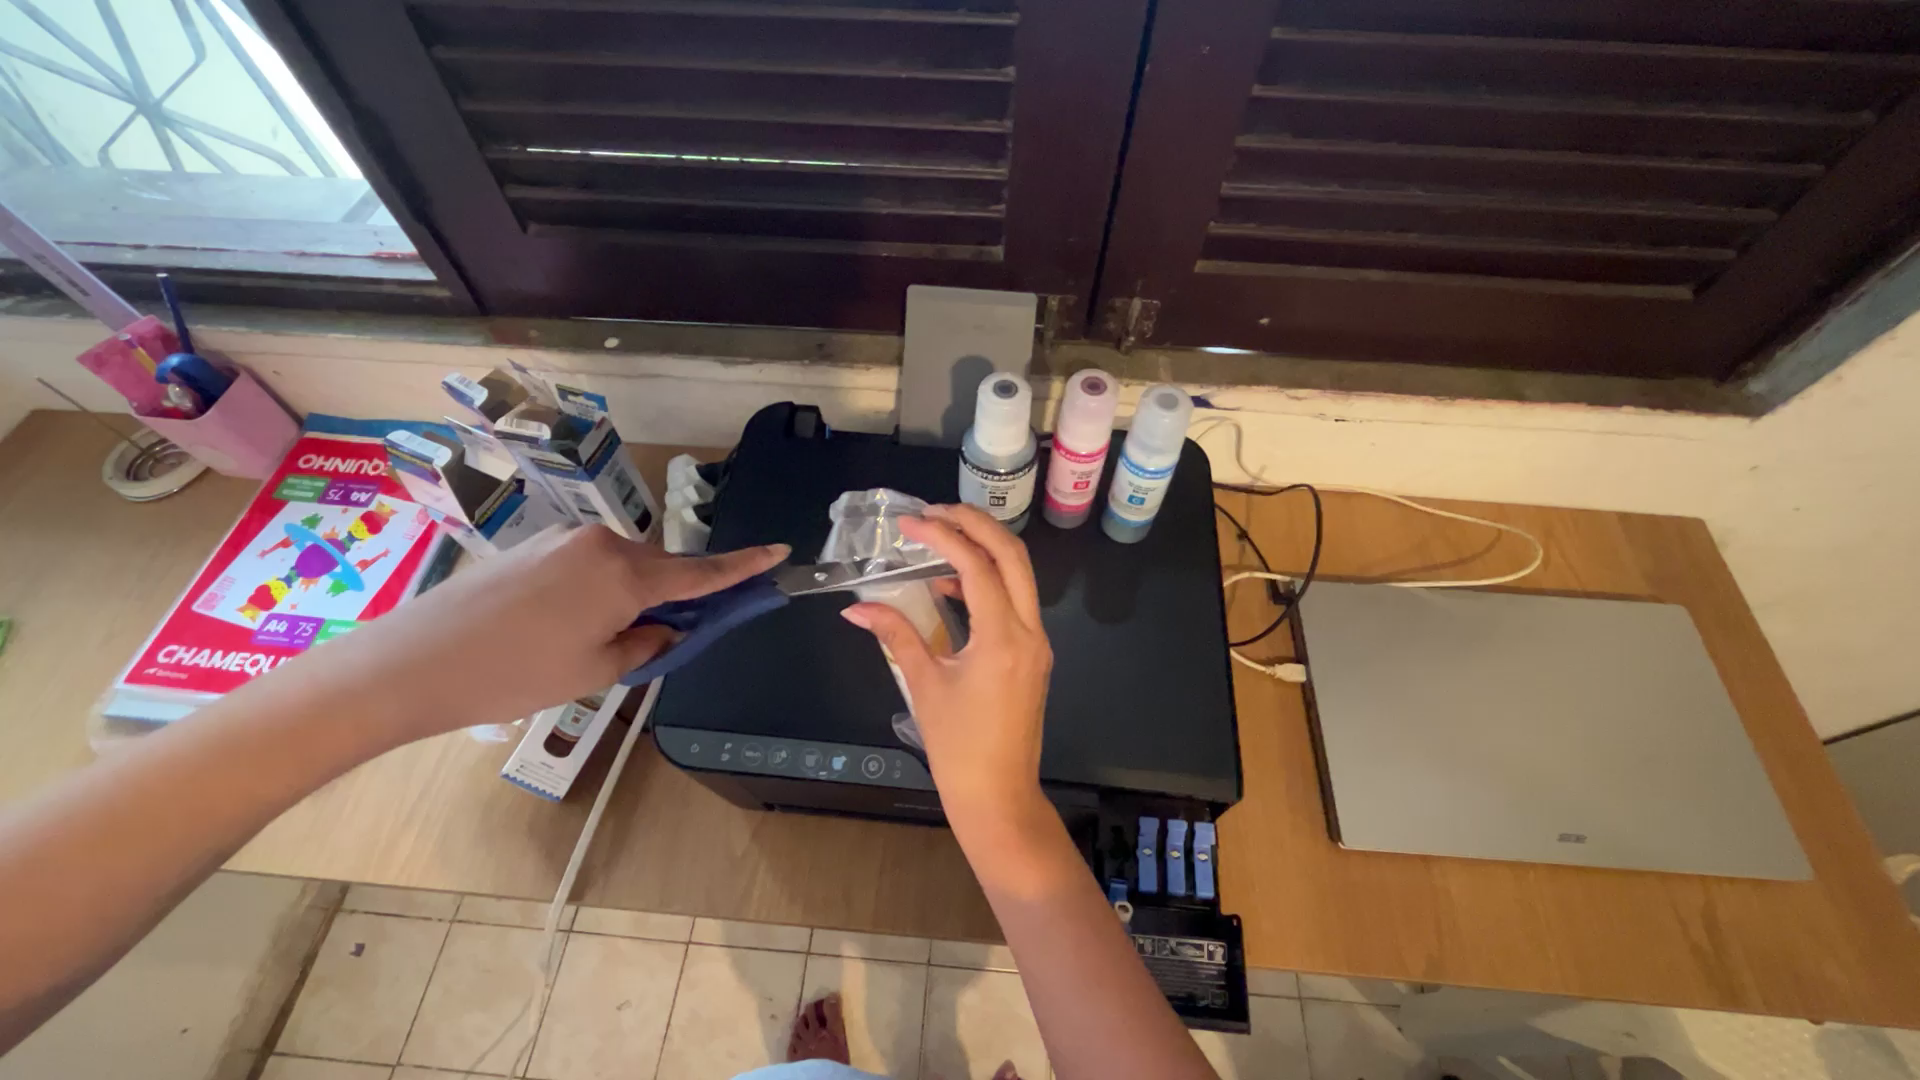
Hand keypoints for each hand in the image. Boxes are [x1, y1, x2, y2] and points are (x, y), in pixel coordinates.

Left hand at [291, 525, 788, 743]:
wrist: (410, 663)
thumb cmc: (513, 675)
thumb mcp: (595, 672)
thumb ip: (647, 644)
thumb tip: (665, 626)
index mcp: (626, 575)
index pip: (702, 572)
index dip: (743, 567)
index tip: (779, 552)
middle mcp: (602, 543)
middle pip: (661, 567)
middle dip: (673, 596)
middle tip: (663, 637)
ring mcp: (564, 539)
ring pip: (623, 565)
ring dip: (631, 594)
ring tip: (598, 640)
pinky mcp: (534, 545)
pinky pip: (589, 562)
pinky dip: (598, 588)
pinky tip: (563, 624)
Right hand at [839, 504, 1052, 820]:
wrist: (999, 796)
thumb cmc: (959, 748)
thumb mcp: (924, 686)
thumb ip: (895, 636)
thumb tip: (857, 608)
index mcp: (1003, 639)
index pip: (977, 566)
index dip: (943, 536)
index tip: (911, 523)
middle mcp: (1029, 632)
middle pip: (1013, 556)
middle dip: (976, 524)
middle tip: (935, 513)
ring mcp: (1037, 643)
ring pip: (1020, 575)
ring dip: (984, 549)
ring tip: (940, 540)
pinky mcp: (1033, 654)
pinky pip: (1015, 601)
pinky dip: (988, 582)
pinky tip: (951, 586)